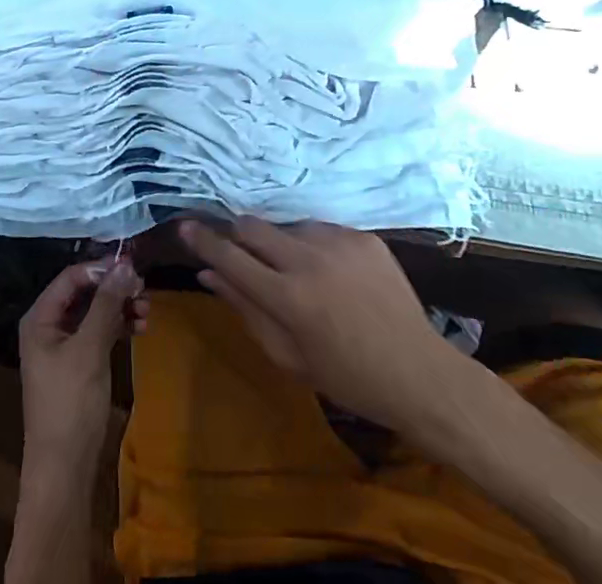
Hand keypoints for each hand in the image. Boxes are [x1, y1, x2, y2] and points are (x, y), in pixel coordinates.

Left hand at [18, 257, 147, 473]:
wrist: (65, 464)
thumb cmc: (71, 402)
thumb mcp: (90, 349)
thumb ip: (106, 304)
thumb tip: (125, 265)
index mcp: (40, 318)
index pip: (71, 277)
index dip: (101, 269)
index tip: (135, 269)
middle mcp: (50, 325)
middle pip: (85, 292)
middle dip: (115, 289)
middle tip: (145, 291)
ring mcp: (66, 345)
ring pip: (96, 312)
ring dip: (122, 307)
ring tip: (148, 312)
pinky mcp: (81, 362)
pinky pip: (101, 332)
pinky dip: (120, 326)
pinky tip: (141, 328)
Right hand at [180, 218, 465, 434]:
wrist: (417, 371)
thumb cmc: (345, 376)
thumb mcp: (286, 354)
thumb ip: (244, 308)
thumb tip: (207, 273)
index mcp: (287, 296)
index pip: (230, 256)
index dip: (203, 241)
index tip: (185, 227)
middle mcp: (310, 259)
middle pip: (254, 226)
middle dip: (239, 235)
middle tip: (242, 252)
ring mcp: (341, 242)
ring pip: (289, 226)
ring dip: (282, 243)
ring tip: (299, 272)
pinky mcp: (365, 237)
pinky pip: (323, 230)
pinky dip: (316, 245)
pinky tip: (331, 271)